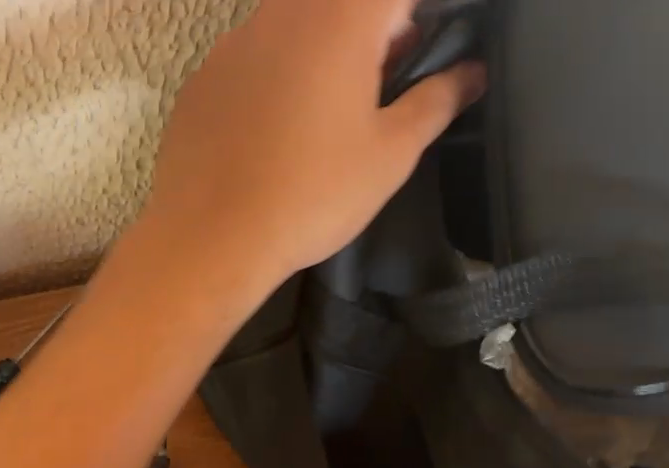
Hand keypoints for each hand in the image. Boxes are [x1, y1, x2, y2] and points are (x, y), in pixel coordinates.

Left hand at [139, 0, 484, 284]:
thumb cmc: (309, 197)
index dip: (411, 18)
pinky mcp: (199, 83)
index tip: (418, 53)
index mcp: (341, 17)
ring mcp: (232, 46)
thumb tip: (470, 74)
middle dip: (369, 28)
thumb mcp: (389, 156)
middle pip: (340, 0)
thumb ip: (436, 102)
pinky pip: (248, 61)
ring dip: (318, 49)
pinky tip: (272, 132)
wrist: (208, 242)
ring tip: (326, 111)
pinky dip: (271, 77)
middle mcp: (282, 14)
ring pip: (289, 23)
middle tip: (380, 81)